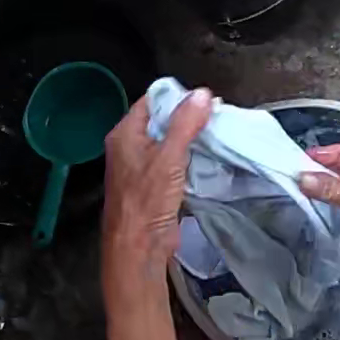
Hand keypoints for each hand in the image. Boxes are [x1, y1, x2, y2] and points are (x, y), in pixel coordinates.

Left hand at [102, 87, 212, 282]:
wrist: (138, 245)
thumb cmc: (147, 199)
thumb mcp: (169, 156)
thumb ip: (185, 124)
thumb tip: (202, 94)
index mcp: (125, 134)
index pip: (152, 101)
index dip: (177, 97)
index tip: (204, 100)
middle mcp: (128, 146)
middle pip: (161, 121)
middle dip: (187, 118)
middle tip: (215, 116)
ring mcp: (140, 166)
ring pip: (168, 142)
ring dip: (189, 139)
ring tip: (215, 134)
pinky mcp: (152, 185)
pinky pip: (171, 162)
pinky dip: (187, 158)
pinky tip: (206, 157)